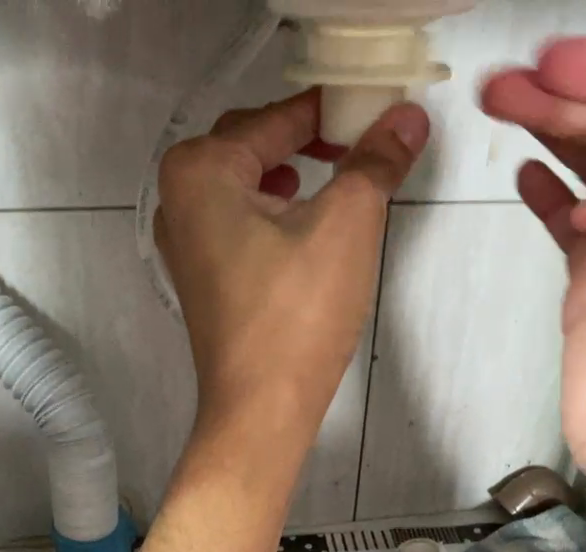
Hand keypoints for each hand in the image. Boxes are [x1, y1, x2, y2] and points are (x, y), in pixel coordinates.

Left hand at [158, 90, 428, 440]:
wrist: (261, 408)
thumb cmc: (297, 314)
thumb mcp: (346, 224)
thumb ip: (375, 160)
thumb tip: (407, 116)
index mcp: (201, 170)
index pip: (279, 117)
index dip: (335, 109)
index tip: (381, 108)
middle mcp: (178, 199)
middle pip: (255, 144)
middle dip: (310, 139)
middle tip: (365, 142)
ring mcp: (185, 244)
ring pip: (246, 185)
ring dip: (293, 174)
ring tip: (340, 178)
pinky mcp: (202, 279)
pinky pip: (240, 223)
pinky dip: (275, 212)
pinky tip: (305, 225)